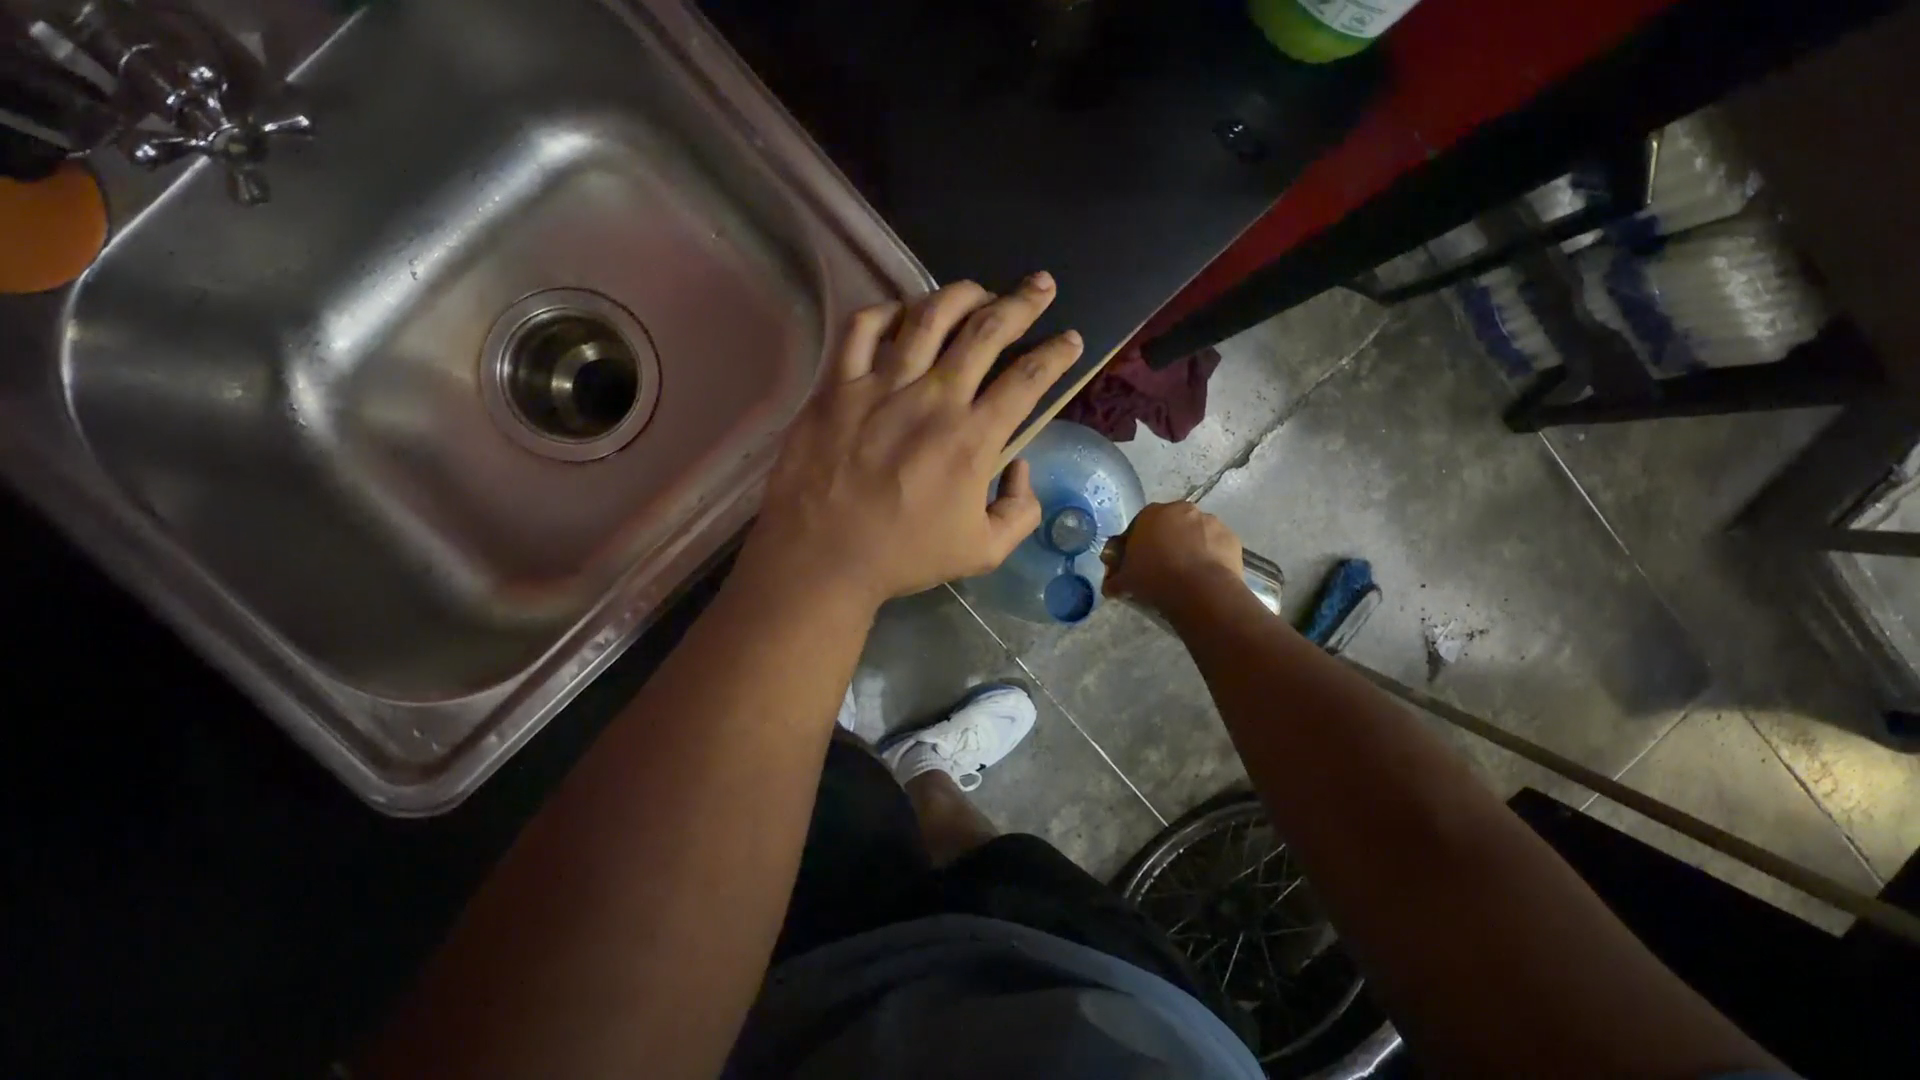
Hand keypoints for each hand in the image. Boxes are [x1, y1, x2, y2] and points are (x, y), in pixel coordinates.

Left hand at [737, 273, 1085, 608]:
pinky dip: (887, 311)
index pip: (1028, 378)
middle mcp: (933, 398)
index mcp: (973, 438)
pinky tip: (902, 313)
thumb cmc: (903, 557)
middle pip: (987, 330)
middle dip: (1023, 302)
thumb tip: (1022, 468)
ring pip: (929, 316)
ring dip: (962, 294)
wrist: (821, 558)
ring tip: (978, 290)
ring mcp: (881, 385)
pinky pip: (862, 328)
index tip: (1071, 339)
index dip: (1057, 353)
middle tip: (1040, 285)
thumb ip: (1020, 512)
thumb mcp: (983, 552)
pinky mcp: (837, 385)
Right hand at [1104, 502, 1244, 614]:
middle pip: (1170, 525)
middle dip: (1166, 543)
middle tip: (1163, 569)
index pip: (1139, 525)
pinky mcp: (1230, 537)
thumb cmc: (1155, 578)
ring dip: (1190, 548)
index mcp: (1151, 513)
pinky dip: (1211, 557)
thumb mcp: (1124, 581)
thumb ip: (1114, 578)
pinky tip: (1205, 576)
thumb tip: (1110, 585)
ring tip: (1187, 574)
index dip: (1137, 545)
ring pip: (1196, 534)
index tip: (1138, 564)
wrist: (1200, 590)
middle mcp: (1181, 509)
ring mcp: (1210, 521)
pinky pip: (1216, 546)